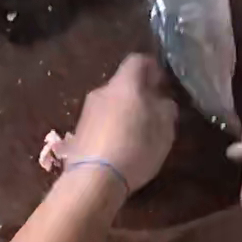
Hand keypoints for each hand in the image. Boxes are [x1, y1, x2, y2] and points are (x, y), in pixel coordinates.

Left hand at [58, 54, 178, 193]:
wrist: (92, 180)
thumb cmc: (135, 149)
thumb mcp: (164, 130)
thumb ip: (165, 109)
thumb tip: (161, 102)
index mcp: (124, 84)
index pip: (138, 61)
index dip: (152, 68)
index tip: (161, 84)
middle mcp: (100, 93)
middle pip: (121, 85)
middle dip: (137, 94)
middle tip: (151, 112)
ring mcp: (85, 114)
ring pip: (109, 105)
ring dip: (122, 113)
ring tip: (135, 134)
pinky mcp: (76, 134)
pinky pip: (98, 124)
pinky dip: (109, 129)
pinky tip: (116, 148)